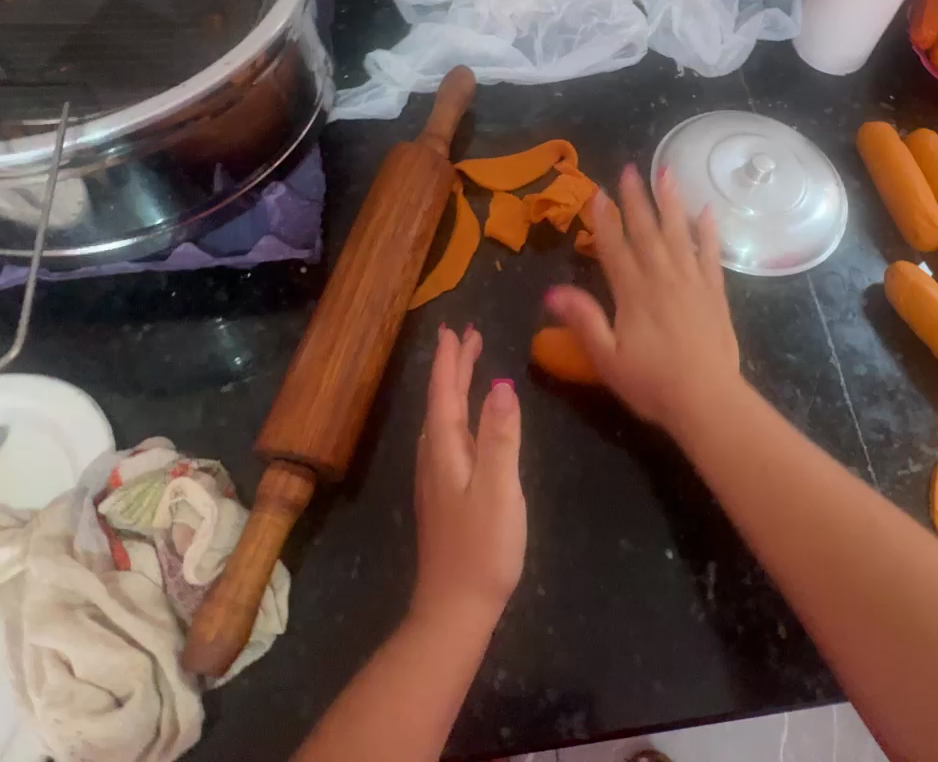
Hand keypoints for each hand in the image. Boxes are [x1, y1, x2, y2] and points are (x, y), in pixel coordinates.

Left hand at [411, 325, 525, 632]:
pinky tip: (465, 422)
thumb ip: (501, 436)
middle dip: (453, 368)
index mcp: (446, 451)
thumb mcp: (499, 489)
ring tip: (467, 366)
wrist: (456, 607)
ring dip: (453, 389)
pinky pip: (449, 437)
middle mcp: (435, 458)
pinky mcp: (445, 495)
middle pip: (442, 403)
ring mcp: (437, 478)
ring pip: (444, 420)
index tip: (454, 330)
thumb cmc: (483, 547)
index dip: (450, 361)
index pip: (445, 394)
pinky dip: (458, 414)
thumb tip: (502, 384)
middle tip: (466, 336)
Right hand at [546, 166, 743, 434]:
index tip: (597, 193)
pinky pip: (710, 253)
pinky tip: (706, 210)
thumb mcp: (607, 359)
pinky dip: (707, 230)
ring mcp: (692, 282)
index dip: (604, 220)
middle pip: (646, 230)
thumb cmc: (652, 384)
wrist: (707, 399)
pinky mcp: (715, 292)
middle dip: (636, 199)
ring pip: (678, 233)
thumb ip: (583, 321)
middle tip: (630, 168)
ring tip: (666, 171)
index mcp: (632, 293)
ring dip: (670, 201)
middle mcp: (662, 278)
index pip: (614, 247)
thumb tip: (552, 291)